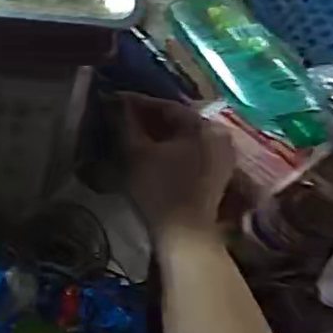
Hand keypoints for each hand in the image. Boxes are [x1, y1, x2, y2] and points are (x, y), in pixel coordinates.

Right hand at [119, 94, 234, 238]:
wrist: (183, 232)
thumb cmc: (158, 188)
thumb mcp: (135, 152)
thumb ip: (124, 123)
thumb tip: (113, 100)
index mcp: (204, 126)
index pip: (166, 105)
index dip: (135, 102)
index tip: (111, 100)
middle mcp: (219, 136)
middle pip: (176, 120)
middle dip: (146, 118)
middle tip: (118, 117)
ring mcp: (221, 156)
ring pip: (181, 136)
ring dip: (155, 133)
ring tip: (129, 134)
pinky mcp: (216, 174)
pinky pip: (188, 150)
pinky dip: (166, 147)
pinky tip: (147, 152)